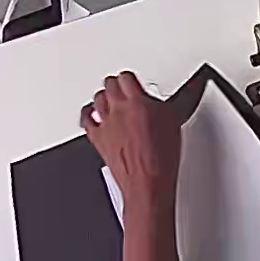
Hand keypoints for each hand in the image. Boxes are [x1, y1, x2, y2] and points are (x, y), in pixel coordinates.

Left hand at [81, 72, 181, 210]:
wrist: (147, 183)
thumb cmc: (160, 158)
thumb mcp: (173, 121)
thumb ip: (163, 104)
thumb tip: (170, 97)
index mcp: (137, 102)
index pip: (126, 77)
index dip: (131, 78)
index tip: (135, 82)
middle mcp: (118, 110)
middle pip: (110, 84)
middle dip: (118, 85)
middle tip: (125, 89)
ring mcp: (106, 123)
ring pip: (98, 98)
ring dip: (105, 97)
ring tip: (113, 100)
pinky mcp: (97, 138)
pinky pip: (86, 119)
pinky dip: (89, 114)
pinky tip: (94, 114)